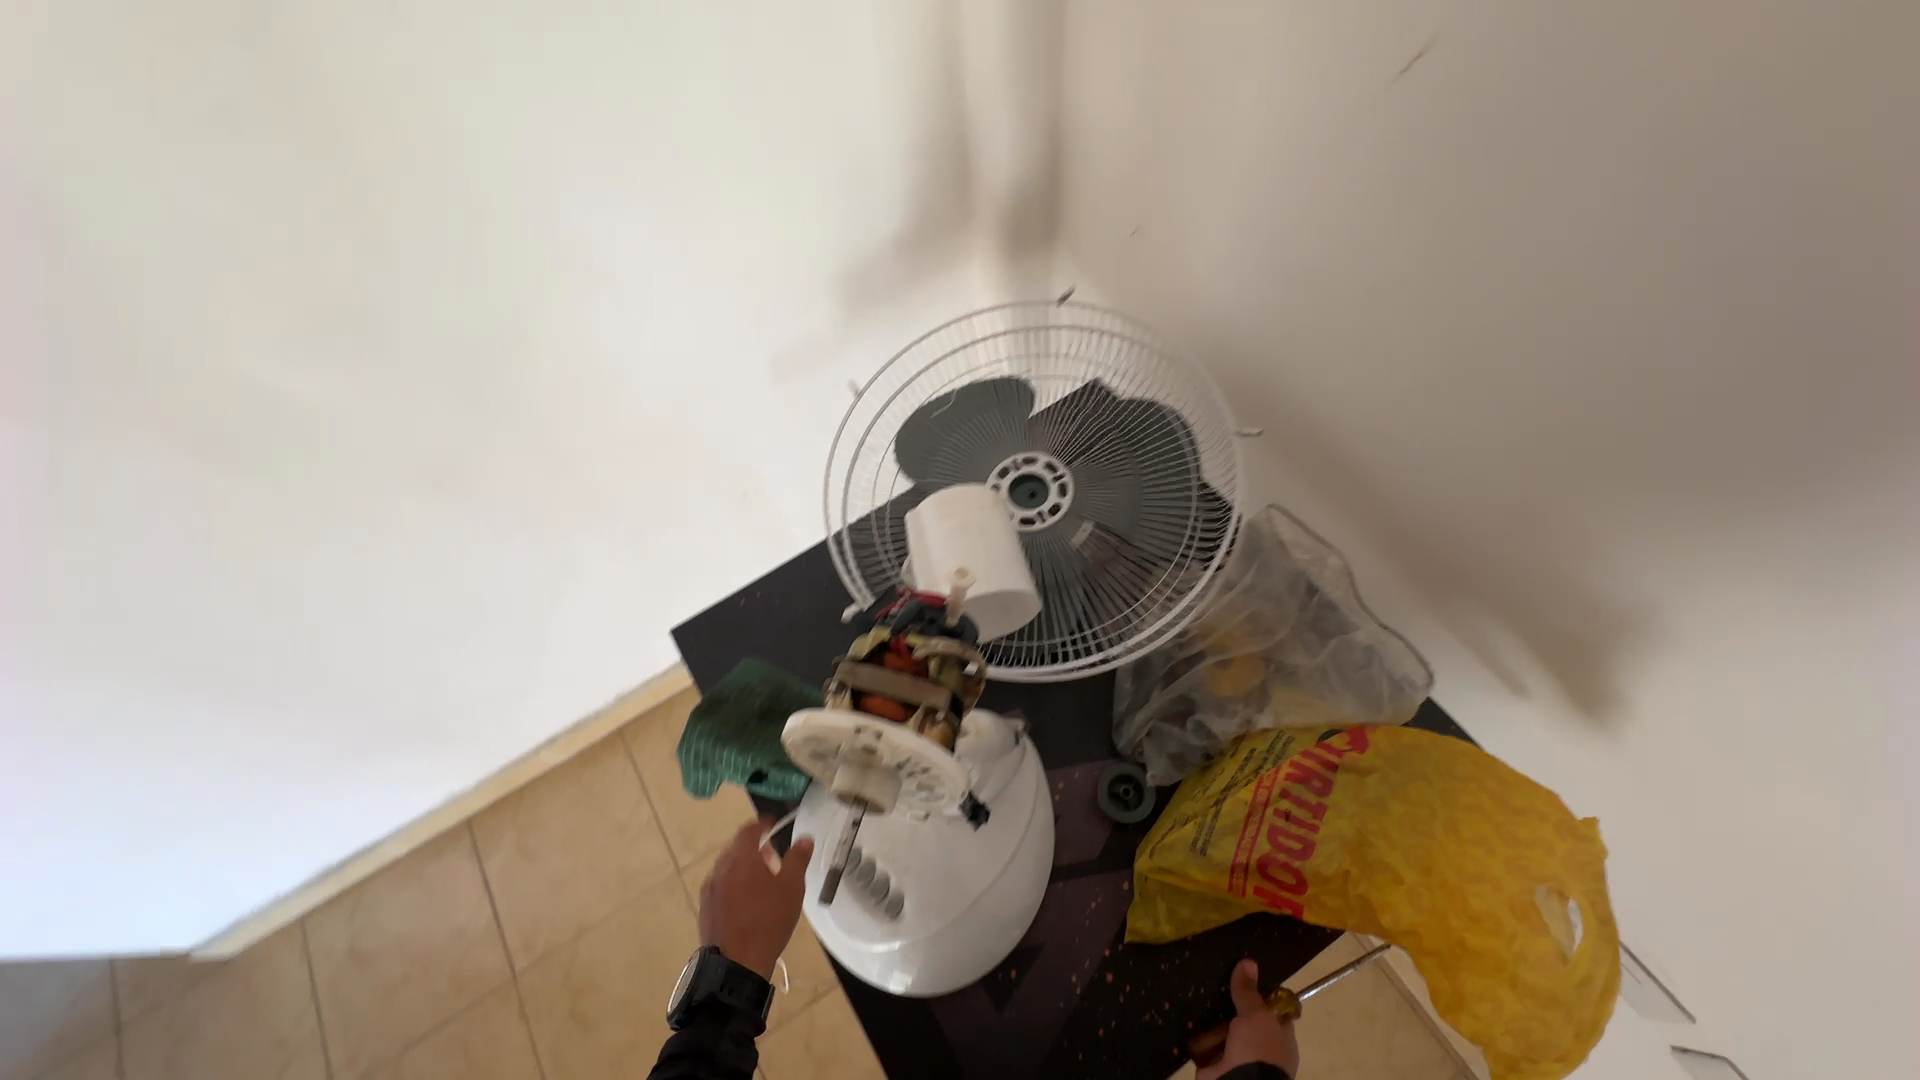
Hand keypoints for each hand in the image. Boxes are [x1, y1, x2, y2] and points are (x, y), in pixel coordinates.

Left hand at [697, 817, 814, 978]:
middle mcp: (721, 868)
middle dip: (754, 847)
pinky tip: (745, 901)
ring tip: (761, 880)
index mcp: (741, 858)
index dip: (762, 824)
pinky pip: (720, 886)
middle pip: (736, 848)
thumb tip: (805, 838)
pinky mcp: (705, 909)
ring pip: (727, 868)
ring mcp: (710, 890)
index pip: (749, 830)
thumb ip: (798, 859)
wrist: (736, 965)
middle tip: (772, 856)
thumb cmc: (768, 921)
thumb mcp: (792, 888)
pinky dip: (733, 884)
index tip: (773, 824)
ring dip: (743, 866)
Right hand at [1196, 960, 1300, 1079]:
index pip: (1272, 1009)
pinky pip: (1205, 1041)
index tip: (1243, 972)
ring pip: (1222, 1027)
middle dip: (1229, 1001)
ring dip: (1211, 1016)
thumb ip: (1249, 992)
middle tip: (1215, 977)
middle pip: (1243, 1016)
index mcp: (1280, 1039)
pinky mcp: (1214, 1063)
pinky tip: (1187, 1009)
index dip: (1259, 991)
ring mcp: (1237, 1057)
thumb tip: (1248, 962)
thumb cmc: (1258, 1051)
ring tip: (1197, 989)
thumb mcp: (1257, 1016)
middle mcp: (1260, 1048)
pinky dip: (1198, 1031)